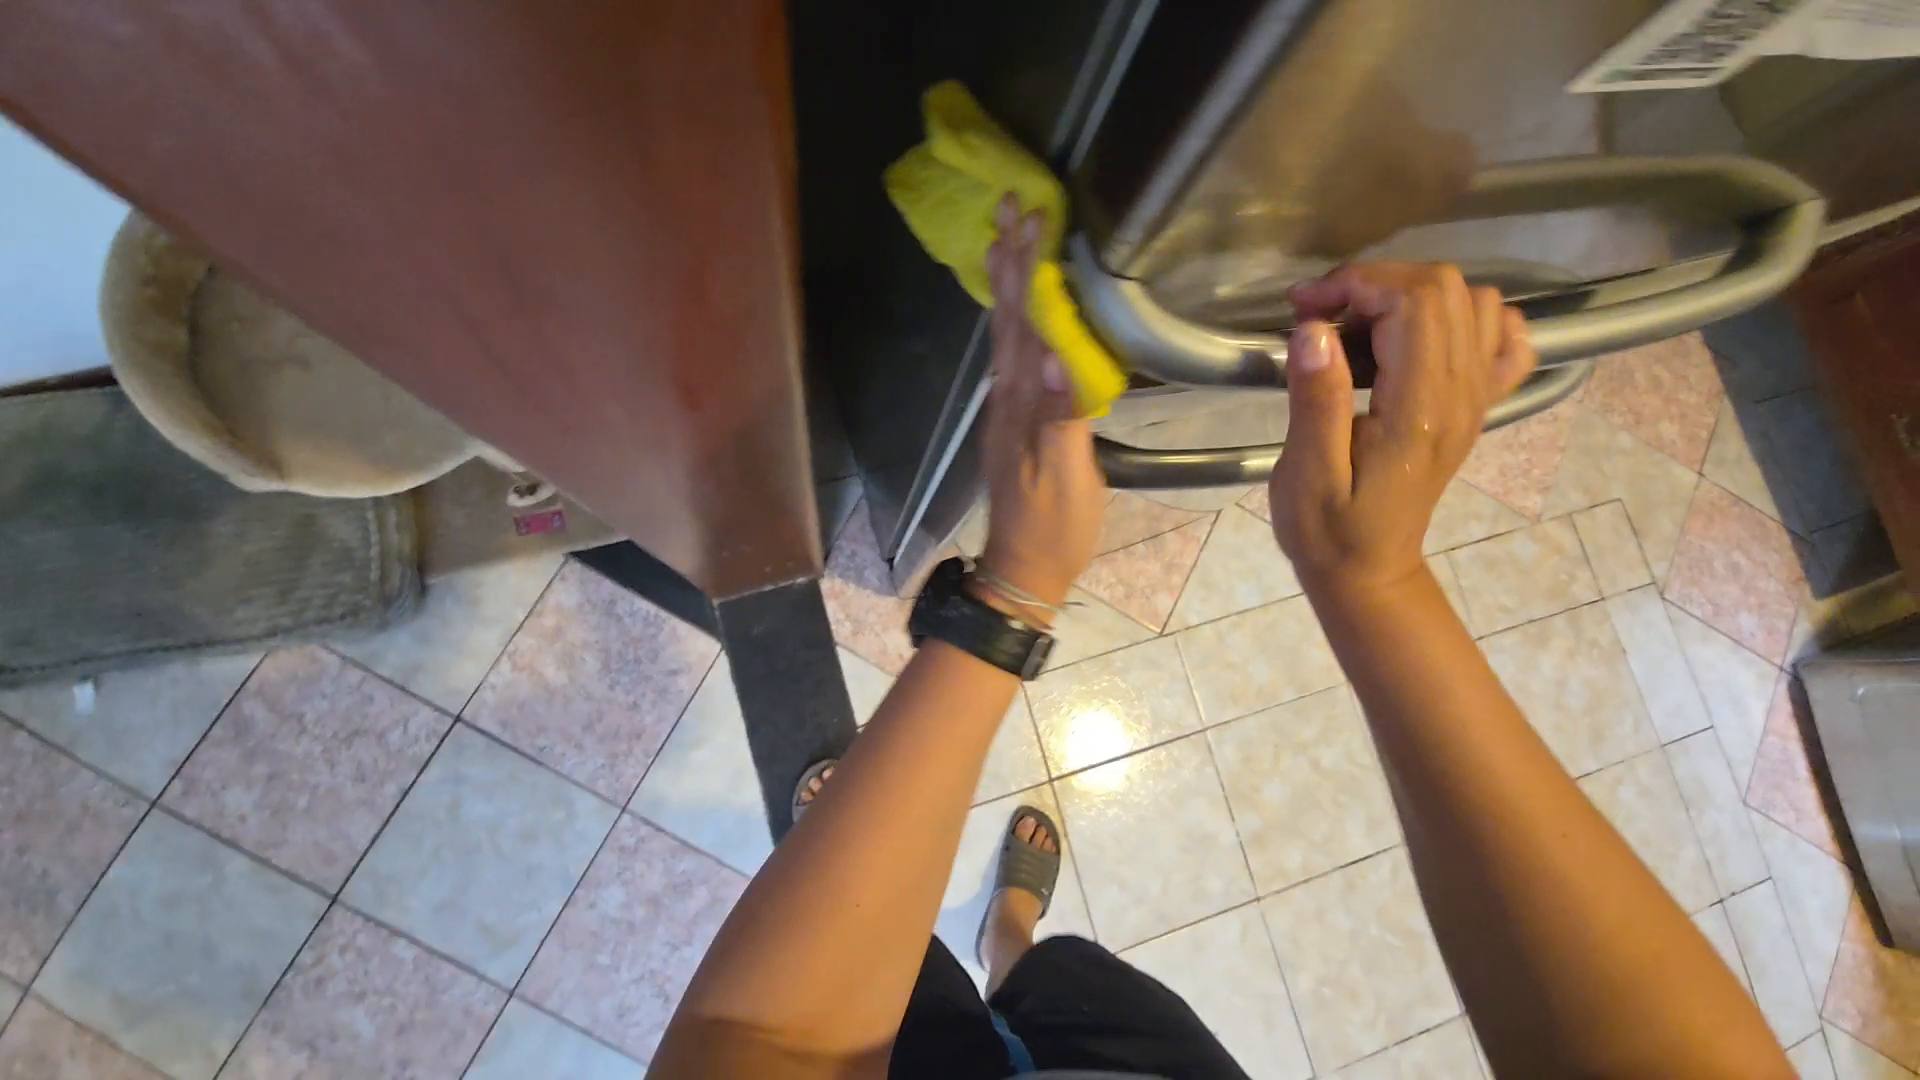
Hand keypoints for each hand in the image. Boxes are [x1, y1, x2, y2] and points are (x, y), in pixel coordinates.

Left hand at [976, 195, 1105, 615]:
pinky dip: (1012, 323)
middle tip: (1007, 208)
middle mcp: (1005, 397)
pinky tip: (1017, 315)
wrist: (1024, 567)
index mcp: (1019, 404)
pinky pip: (1010, 358)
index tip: (1030, 219)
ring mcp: (1006, 409)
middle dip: (1009, 262)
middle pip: (1007, 320)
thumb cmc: (1054, 526)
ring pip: (1004, 336)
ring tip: (1002, 242)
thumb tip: (1059, 353)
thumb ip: (1061, 416)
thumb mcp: (1064, 477)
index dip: (1029, 272)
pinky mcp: (1013, 421)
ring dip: (1005, 287)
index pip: (1025, 325)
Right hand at [1268, 263, 1536, 600]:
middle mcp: (1462, 395)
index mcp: (1420, 410)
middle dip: (1375, 282)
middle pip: (1445, 291)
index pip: (1415, 304)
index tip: (1303, 306)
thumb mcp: (1307, 475)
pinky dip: (1462, 318)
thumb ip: (1316, 401)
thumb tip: (1313, 330)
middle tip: (1316, 314)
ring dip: (1406, 295)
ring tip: (1354, 326)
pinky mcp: (1474, 406)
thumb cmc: (1328, 529)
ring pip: (1471, 301)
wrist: (1368, 571)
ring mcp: (1476, 399)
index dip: (1357, 285)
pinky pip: (1498, 337)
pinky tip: (1417, 337)